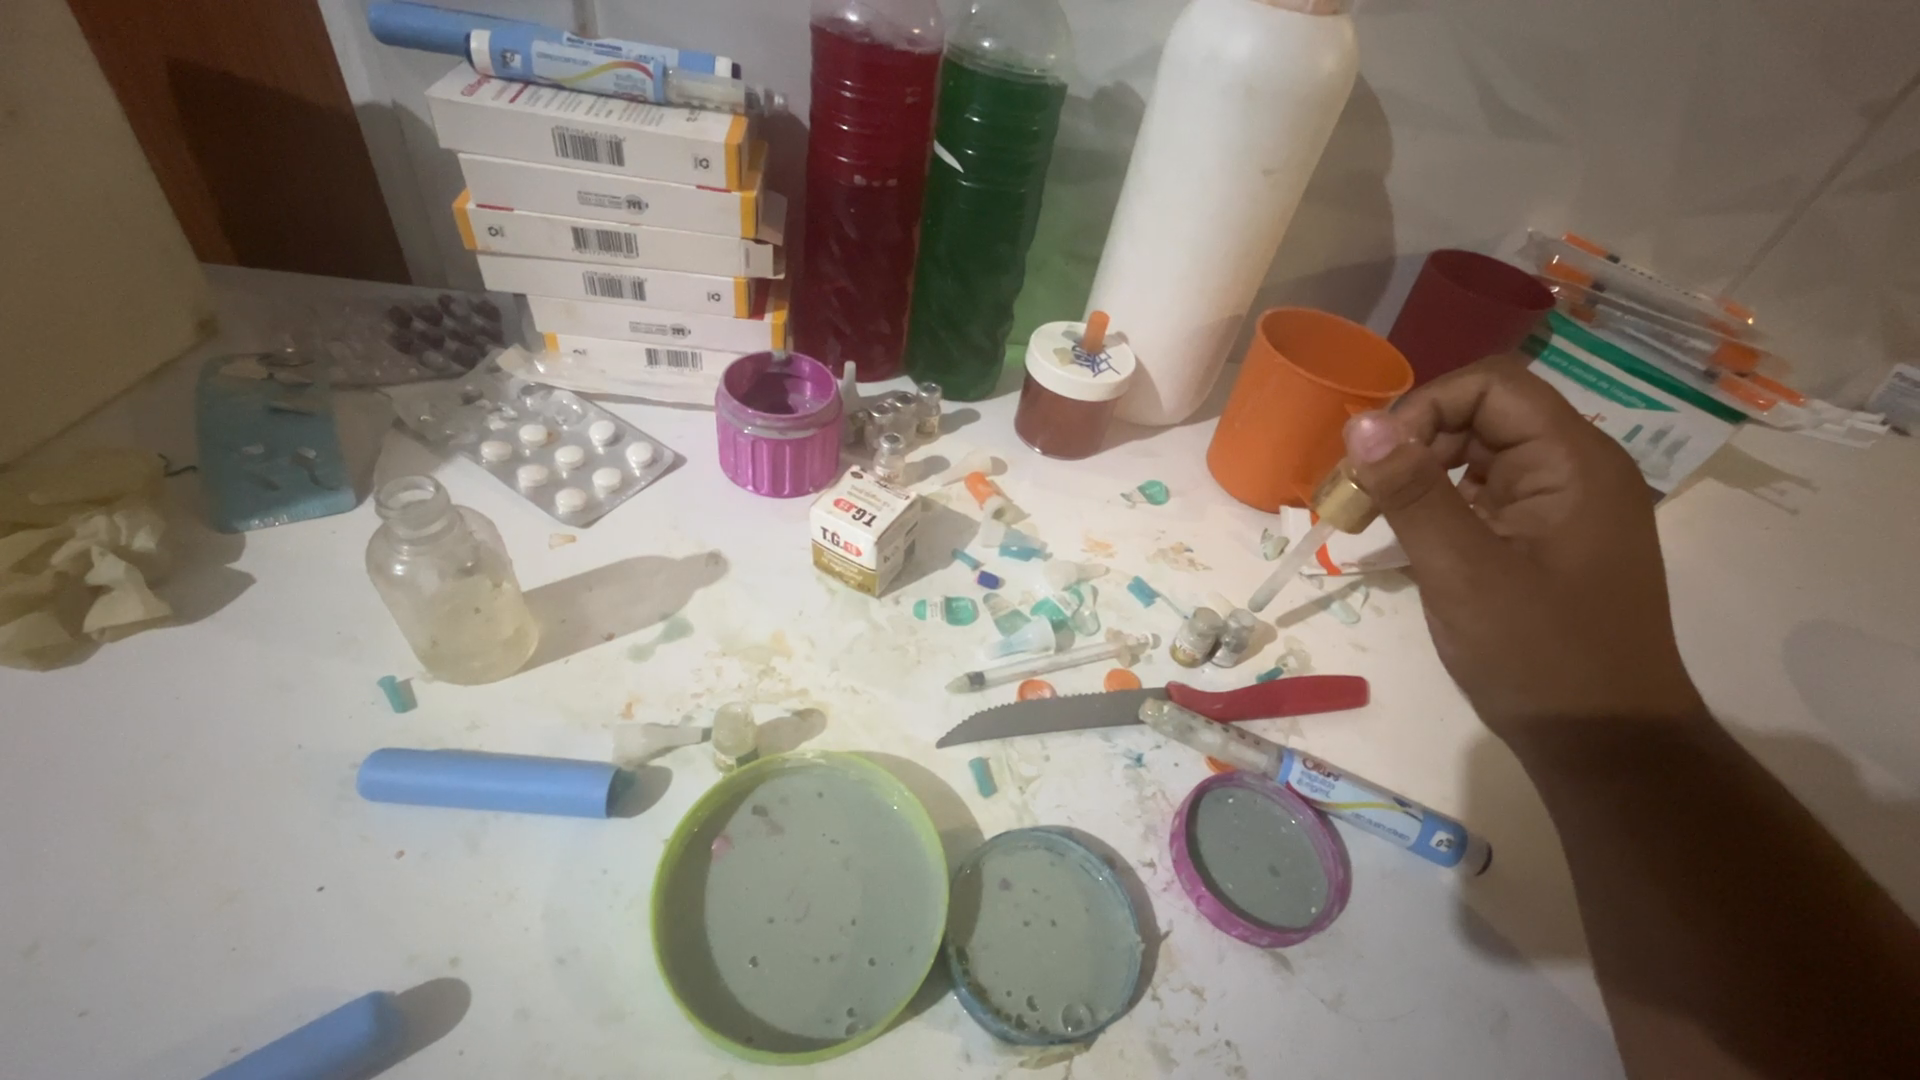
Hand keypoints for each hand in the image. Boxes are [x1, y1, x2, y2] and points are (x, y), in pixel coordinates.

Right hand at [1342, 357, 1704, 735]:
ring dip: (1419, 475)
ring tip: (1372, 518)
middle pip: (1482, 416)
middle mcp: (1575, 469)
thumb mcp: (1461, 570)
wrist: (1601, 740)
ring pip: (1478, 455)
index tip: (1373, 464)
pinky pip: (1483, 495)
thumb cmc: (1537, 654)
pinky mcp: (1544, 537)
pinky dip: (1437, 506)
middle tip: (1360, 496)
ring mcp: (1562, 505)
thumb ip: (1412, 491)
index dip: (1423, 409)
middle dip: (1413, 444)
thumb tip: (1360, 422)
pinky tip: (1404, 540)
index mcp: (1574, 463)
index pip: (1490, 388)